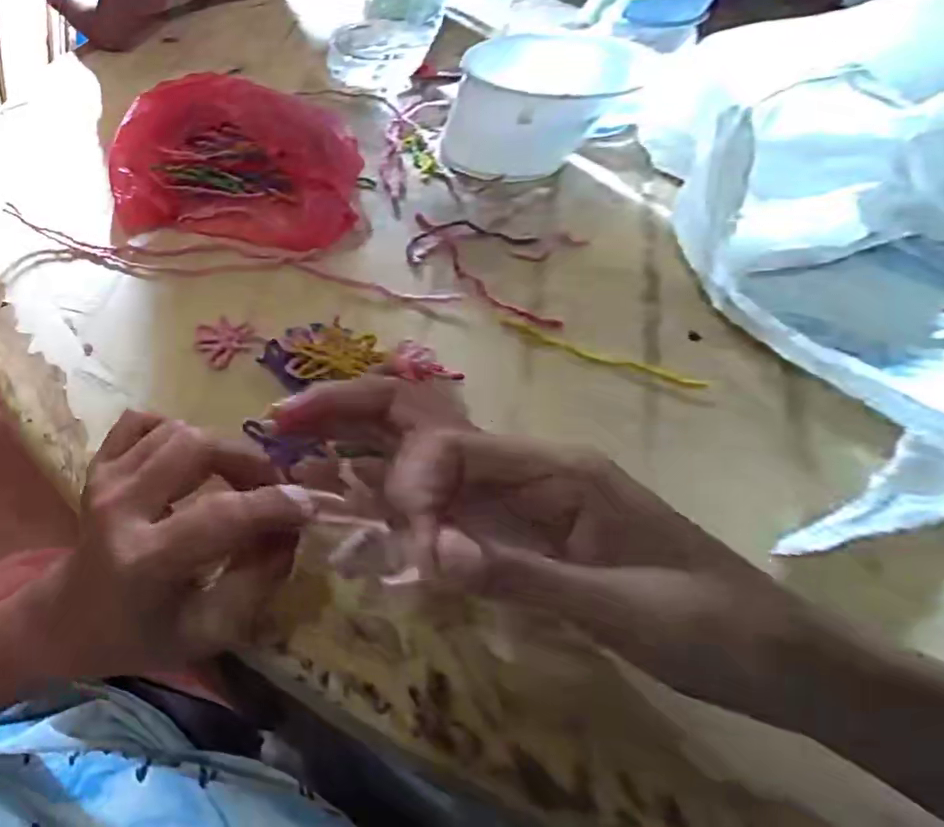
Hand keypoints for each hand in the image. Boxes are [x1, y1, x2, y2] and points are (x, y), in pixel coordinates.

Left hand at [24, 411, 315, 680]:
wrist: (71, 613)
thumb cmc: (141, 634)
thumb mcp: (207, 631)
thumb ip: (254, 582)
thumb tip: (292, 530)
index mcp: (145, 559)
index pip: (220, 516)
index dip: (273, 505)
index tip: (310, 503)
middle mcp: (119, 507)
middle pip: (193, 448)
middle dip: (245, 460)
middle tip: (271, 486)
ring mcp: (103, 478)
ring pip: (172, 430)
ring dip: (215, 445)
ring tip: (235, 477)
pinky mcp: (96, 465)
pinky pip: (137, 421)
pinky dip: (170, 429)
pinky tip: (186, 459)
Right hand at [275, 377, 804, 713]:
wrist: (780, 657)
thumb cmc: (713, 626)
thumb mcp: (627, 610)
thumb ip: (522, 574)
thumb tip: (432, 554)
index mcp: (548, 464)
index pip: (445, 448)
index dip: (409, 489)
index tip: (414, 552)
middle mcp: (513, 459)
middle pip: (413, 410)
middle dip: (343, 406)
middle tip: (282, 415)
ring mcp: (498, 484)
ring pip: (404, 440)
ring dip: (343, 434)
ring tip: (286, 437)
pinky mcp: (491, 513)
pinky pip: (418, 486)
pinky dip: (368, 480)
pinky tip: (330, 483)